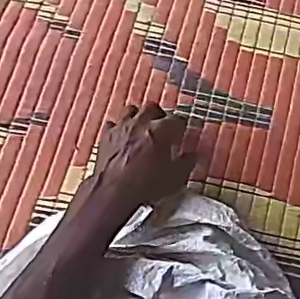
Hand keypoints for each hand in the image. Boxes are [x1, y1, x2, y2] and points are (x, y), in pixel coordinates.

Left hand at [80, 104, 195, 221]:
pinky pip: (113, 124)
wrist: (114, 190)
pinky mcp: (106, 136)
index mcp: (161, 130)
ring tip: (142, 128)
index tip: (180, 136)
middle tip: (162, 129)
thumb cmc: (147, 183)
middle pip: (153, 108)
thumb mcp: (175, 177)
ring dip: (138, 116)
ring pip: (131, 110)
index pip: (176, 120)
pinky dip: (119, 129)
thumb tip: (193, 156)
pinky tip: (122, 138)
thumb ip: (187, 163)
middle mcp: (141, 122)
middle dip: (159, 116)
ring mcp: (122, 127)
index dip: (180, 128)